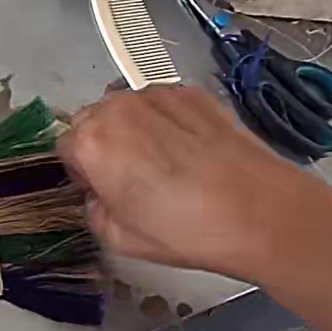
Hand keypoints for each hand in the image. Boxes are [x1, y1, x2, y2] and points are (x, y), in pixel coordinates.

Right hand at [56, 85, 331, 286]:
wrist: (266, 215)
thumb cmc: (185, 230)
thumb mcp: (117, 237)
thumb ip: (93, 209)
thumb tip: (100, 196)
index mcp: (90, 142)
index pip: (65, 147)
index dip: (82, 171)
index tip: (103, 189)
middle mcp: (116, 108)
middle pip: (92, 120)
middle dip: (103, 143)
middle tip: (132, 175)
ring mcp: (156, 96)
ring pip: (126, 108)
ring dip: (133, 128)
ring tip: (164, 161)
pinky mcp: (192, 93)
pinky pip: (161, 104)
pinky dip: (165, 120)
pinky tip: (188, 149)